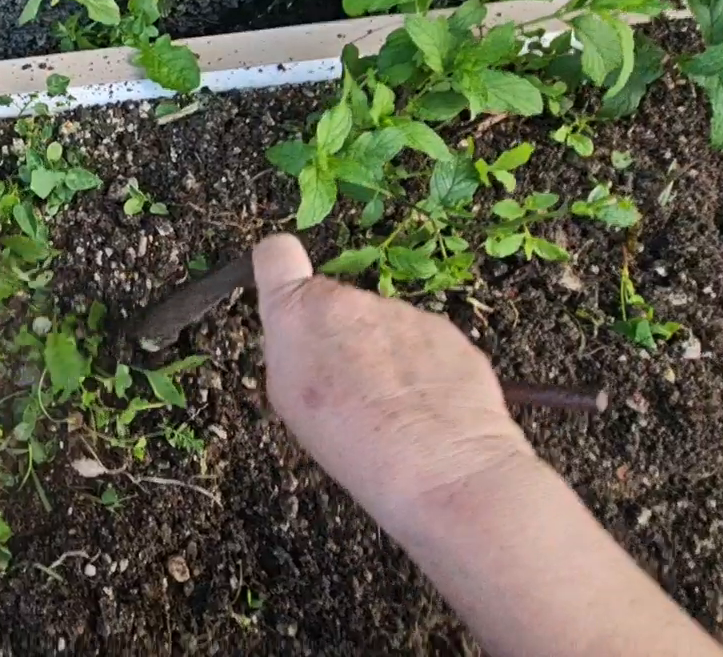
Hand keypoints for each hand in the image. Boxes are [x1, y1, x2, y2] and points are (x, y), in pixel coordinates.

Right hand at [253, 234, 535, 529]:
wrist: (444, 469)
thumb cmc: (349, 439)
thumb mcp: (287, 396)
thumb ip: (290, 348)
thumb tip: (306, 336)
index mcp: (296, 311)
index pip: (275, 252)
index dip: (278, 268)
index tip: (287, 296)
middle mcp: (346, 299)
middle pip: (332, 301)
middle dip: (336, 332)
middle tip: (347, 383)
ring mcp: (400, 311)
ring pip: (379, 324)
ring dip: (380, 352)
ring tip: (393, 405)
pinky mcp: (447, 331)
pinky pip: (421, 342)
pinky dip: (420, 367)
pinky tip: (426, 406)